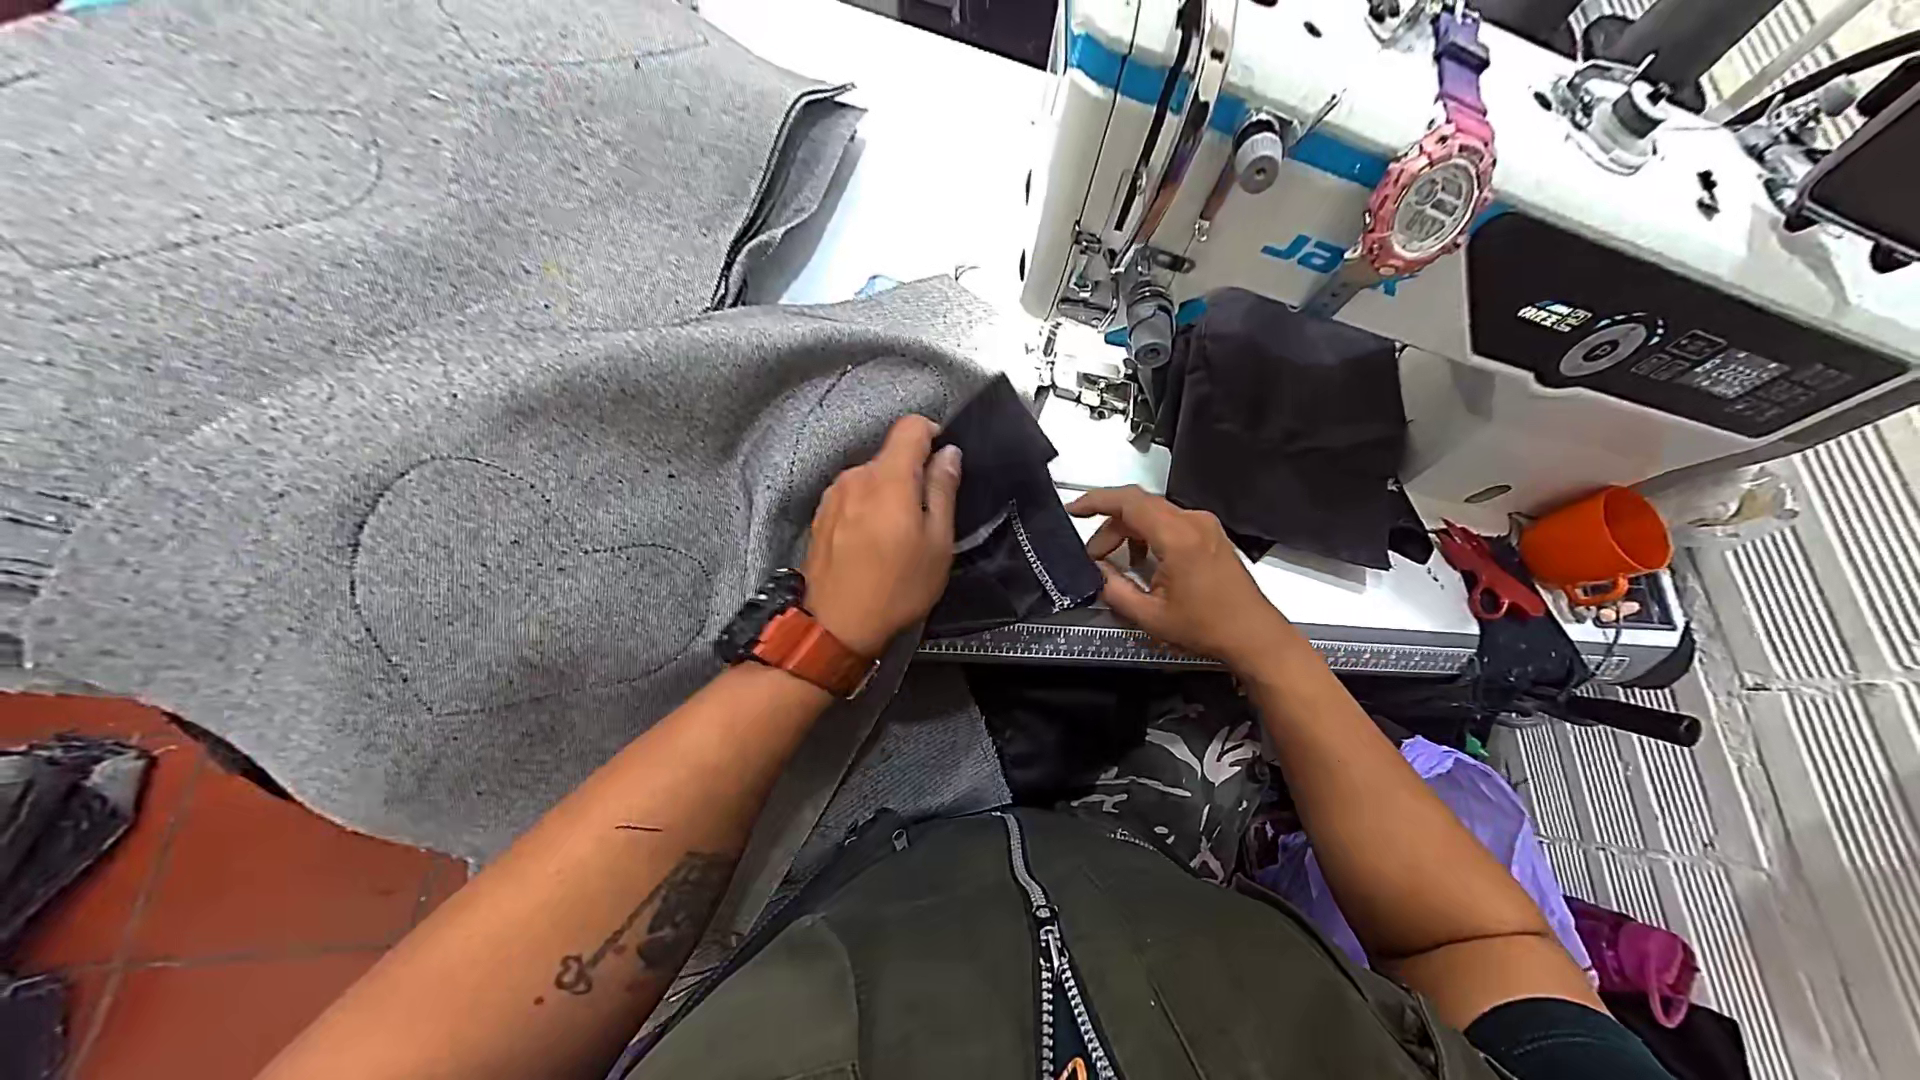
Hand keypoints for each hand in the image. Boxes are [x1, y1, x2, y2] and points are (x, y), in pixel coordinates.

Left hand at [800, 415, 962, 657]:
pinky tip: (872, 543)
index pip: (911, 426)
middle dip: (912, 474)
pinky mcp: (820, 514)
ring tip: (896, 536)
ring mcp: (833, 495)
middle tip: (925, 515)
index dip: (933, 434)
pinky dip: (868, 508)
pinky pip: (853, 496)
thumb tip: (948, 453)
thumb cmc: (896, 588)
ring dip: (888, 493)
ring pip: (871, 477)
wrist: (835, 626)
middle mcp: (855, 476)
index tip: (942, 462)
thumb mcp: (937, 542)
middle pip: (891, 454)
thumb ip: (942, 490)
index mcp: (888, 478)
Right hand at [1066, 486, 1293, 670]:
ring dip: (1128, 531)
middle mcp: (1193, 522)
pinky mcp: (1209, 533)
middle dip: (1109, 526)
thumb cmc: (1210, 627)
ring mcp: (1204, 525)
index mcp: (1178, 537)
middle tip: (1094, 555)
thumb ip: (1114, 590)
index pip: (1128, 502)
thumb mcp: (1149, 616)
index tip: (1075, 509)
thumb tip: (1096, 572)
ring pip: (1152, 512)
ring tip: (1115, 560)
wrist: (1254, 635)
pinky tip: (1142, 561)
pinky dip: (1147, 534)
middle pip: (1138, 506)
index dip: (1096, 502)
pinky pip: (1169, 521)